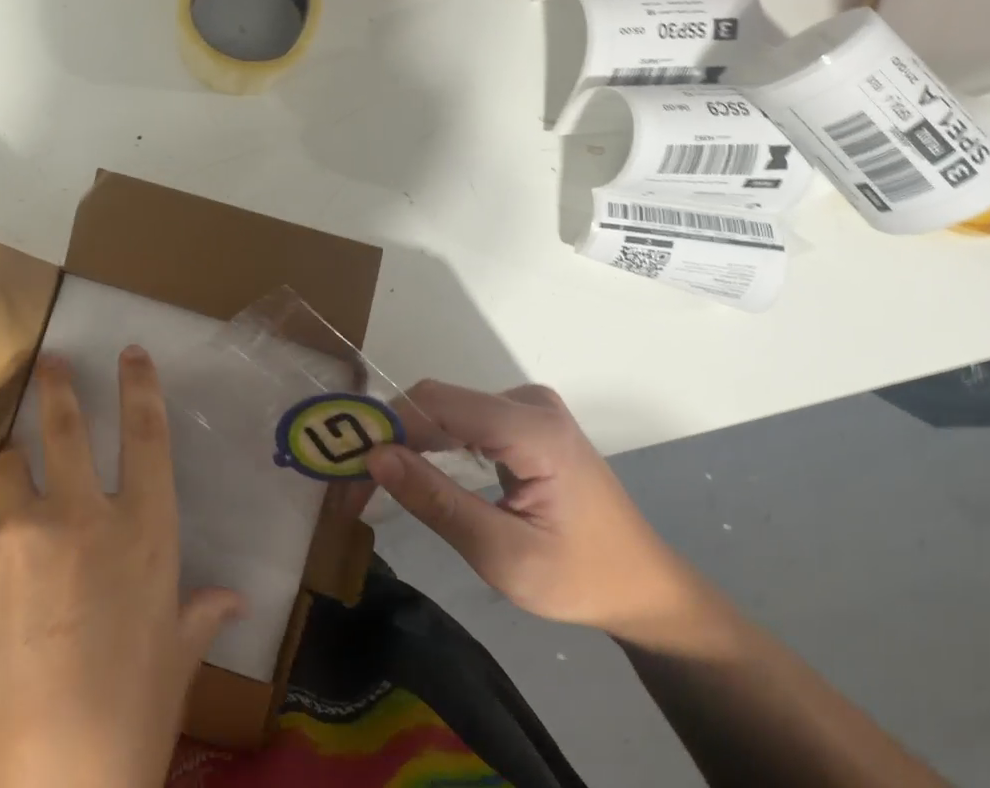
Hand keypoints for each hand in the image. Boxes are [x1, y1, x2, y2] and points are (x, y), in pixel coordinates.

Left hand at [0, 348, 244, 787]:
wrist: (36, 771)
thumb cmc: (126, 721)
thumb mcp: (172, 664)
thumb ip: (198, 617)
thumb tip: (232, 599)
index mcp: (144, 534)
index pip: (148, 437)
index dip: (141, 387)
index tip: (130, 354)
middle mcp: (79, 515)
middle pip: (67, 426)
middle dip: (60, 387)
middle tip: (52, 366)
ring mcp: (14, 532)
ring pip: (5, 465)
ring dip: (8, 470)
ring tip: (4, 484)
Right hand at [367, 382, 708, 641]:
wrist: (642, 587)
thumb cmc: (578, 578)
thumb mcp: (502, 553)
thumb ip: (437, 501)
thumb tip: (373, 456)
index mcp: (533, 430)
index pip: (434, 404)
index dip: (383, 430)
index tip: (348, 473)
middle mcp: (530, 403)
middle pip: (435, 402)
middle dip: (388, 439)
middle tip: (353, 487)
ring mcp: (530, 409)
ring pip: (443, 409)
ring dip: (405, 443)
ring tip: (373, 483)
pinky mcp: (525, 423)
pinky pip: (461, 419)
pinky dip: (429, 444)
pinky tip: (414, 473)